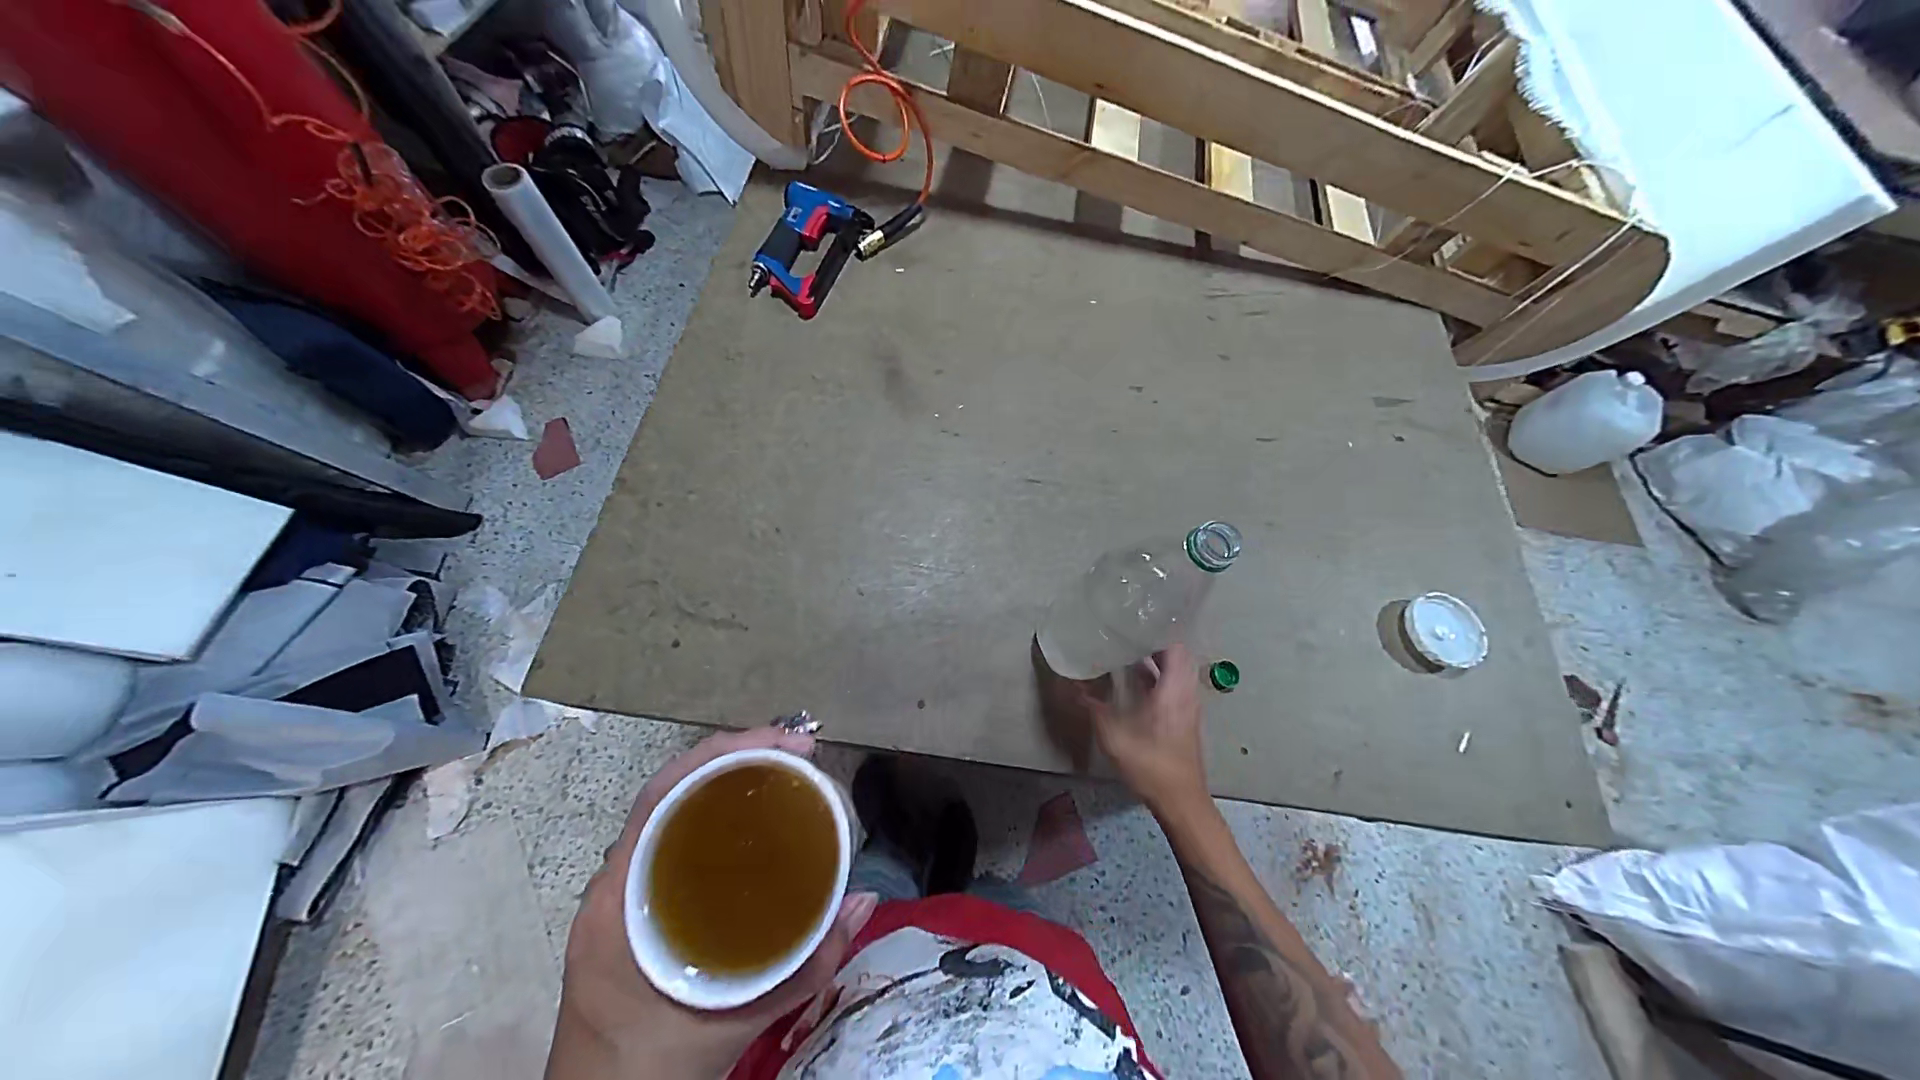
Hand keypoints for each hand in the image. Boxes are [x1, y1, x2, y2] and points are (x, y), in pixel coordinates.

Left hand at [547, 726, 878, 1079]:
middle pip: (672, 789)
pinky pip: (669, 836)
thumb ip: (805, 966)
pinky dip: (710, 810)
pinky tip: (747, 815)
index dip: (725, 752)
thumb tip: (862, 900)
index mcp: (622, 895)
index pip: (666, 793)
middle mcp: (613, 880)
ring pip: (669, 809)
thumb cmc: (652, 1066)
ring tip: (780, 768)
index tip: (786, 743)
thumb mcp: (736, 1019)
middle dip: (736, 754)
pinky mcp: (628, 905)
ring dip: (722, 778)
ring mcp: (616, 891)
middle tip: (797, 749)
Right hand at [1080, 643, 1209, 816]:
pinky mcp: (1184, 718)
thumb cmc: (1150, 764)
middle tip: (1126, 632)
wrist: (1180, 800)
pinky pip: (1173, 685)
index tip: (1136, 620)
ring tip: (1127, 650)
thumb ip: (1093, 707)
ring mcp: (1187, 706)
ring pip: (1175, 672)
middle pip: (1176, 655)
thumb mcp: (1114, 735)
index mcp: (1174, 689)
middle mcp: (1186, 693)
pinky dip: (1157, 677)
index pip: (1175, 646)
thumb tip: (1072, 686)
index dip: (1158, 630)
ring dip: (1156, 660)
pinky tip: (1134, 681)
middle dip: (1153, 642)